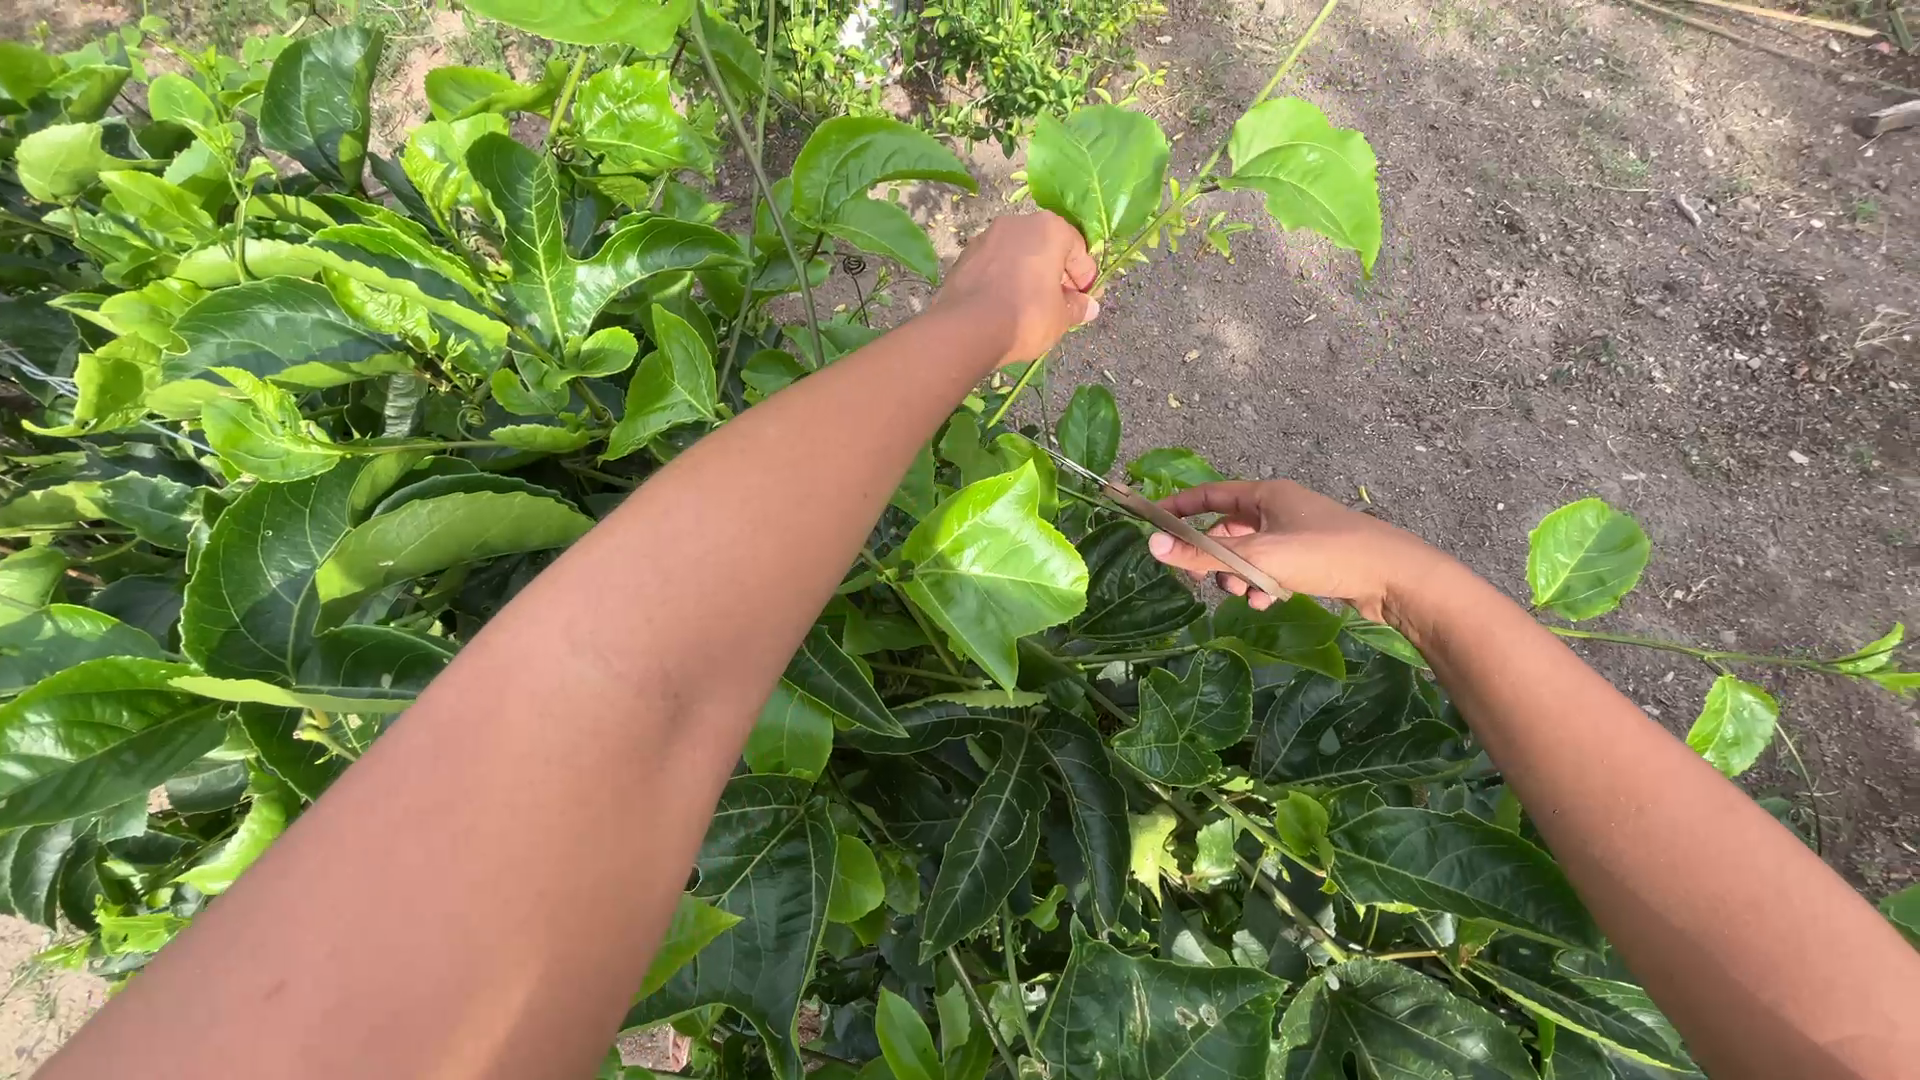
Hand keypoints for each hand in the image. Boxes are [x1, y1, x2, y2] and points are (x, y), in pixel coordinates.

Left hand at [930, 212, 1098, 370]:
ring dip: (1029, 276)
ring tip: (1033, 307)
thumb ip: (1077, 308)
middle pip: (1045, 247)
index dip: (1085, 276)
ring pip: (1017, 255)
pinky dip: (1004, 281)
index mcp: (1048, 228)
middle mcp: (1016, 223)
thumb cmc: (1026, 316)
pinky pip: (994, 267)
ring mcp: (986, 238)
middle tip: (1061, 304)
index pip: (1077, 248)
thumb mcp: (1061, 318)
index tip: (1085, 299)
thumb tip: (1088, 307)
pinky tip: (1006, 306)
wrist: (967, 329)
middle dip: (1056, 274)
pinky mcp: (964, 258)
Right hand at [1145, 480, 1462, 624]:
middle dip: (1214, 556)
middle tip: (1202, 577)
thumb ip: (1202, 555)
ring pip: (1249, 554)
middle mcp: (1280, 508)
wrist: (1396, 578)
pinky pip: (1272, 569)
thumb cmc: (1325, 554)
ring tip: (1247, 593)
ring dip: (1240, 576)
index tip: (1154, 524)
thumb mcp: (1258, 556)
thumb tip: (1151, 547)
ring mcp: (1297, 534)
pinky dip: (1264, 584)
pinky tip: (1270, 601)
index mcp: (1267, 495)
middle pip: (1228, 530)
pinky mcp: (1311, 559)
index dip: (1179, 508)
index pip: (1210, 495)